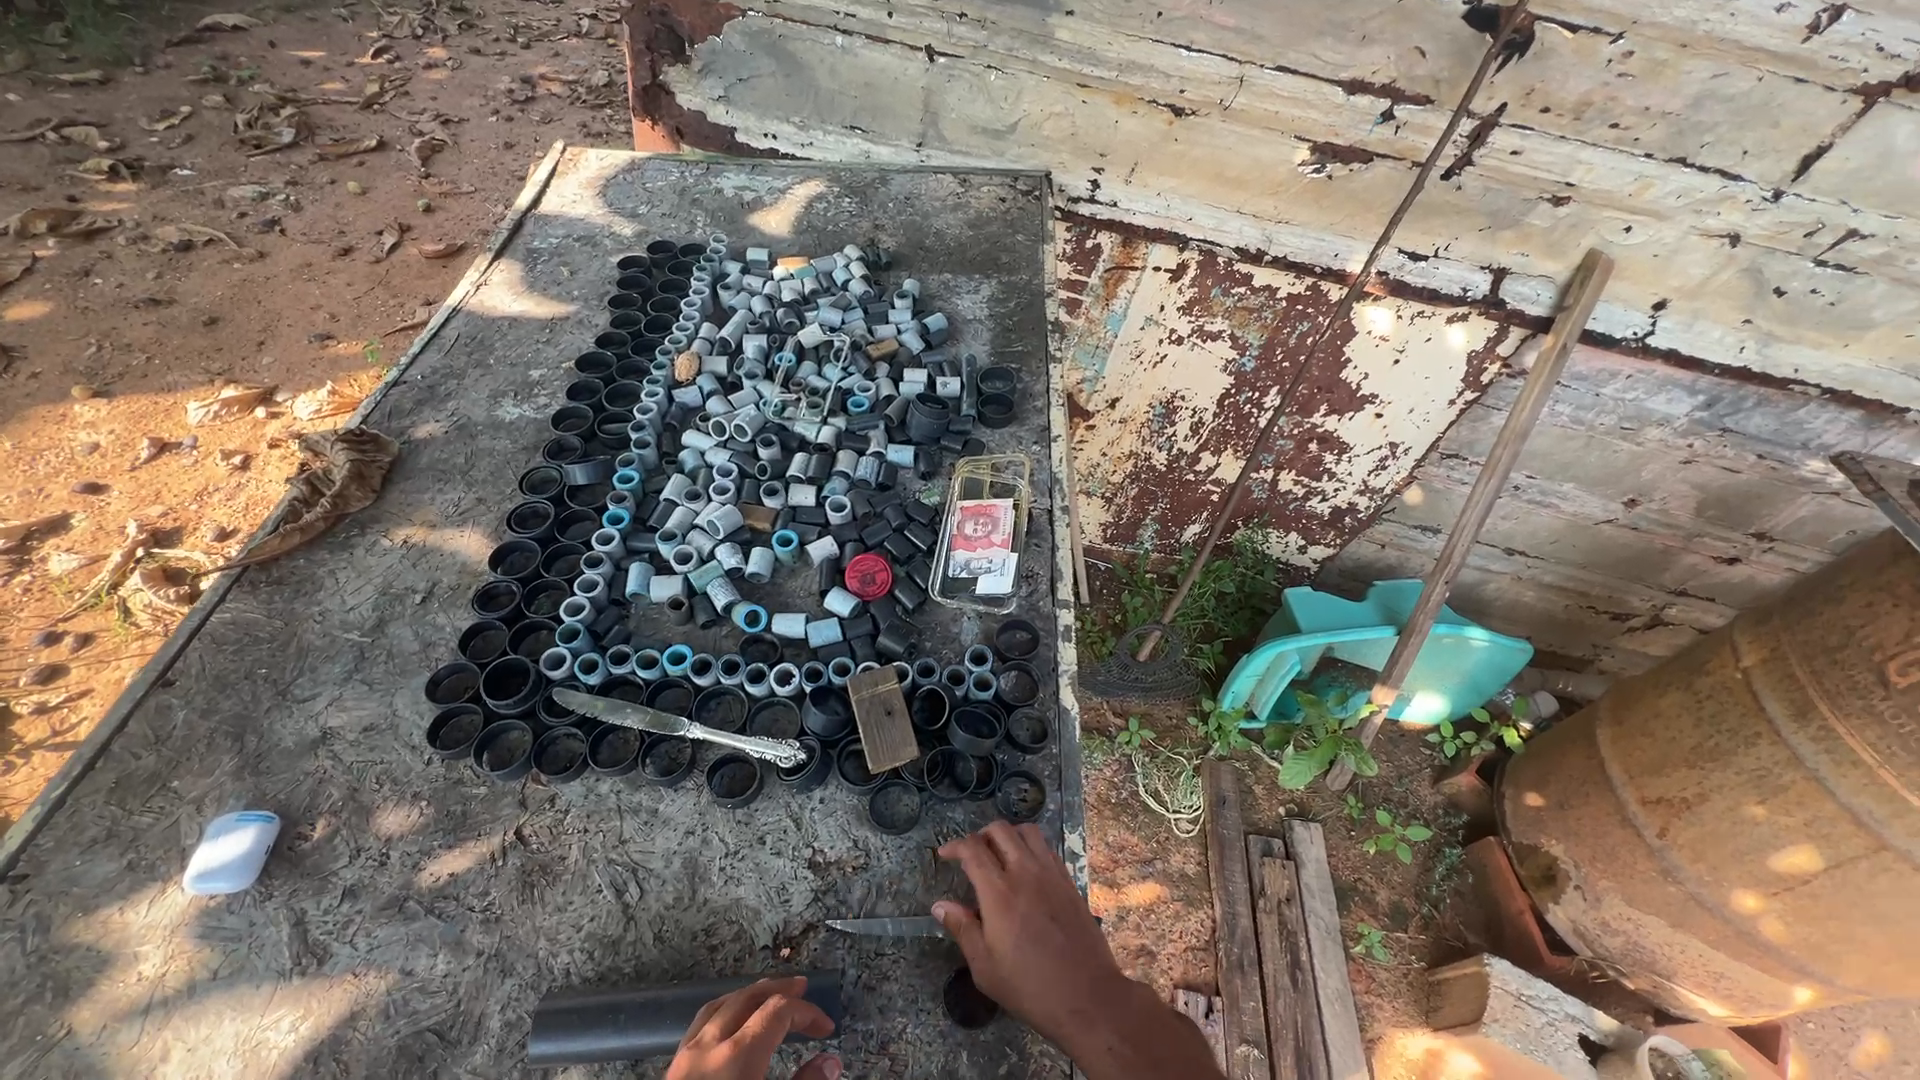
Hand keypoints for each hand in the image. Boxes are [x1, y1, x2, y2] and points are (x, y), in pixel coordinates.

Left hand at [665, 977, 840, 1079]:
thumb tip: (830, 1062)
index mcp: (737, 1056)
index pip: (778, 1012)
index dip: (808, 1013)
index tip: (827, 1030)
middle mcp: (708, 1046)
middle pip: (747, 998)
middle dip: (777, 989)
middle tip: (801, 986)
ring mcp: (685, 1058)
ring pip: (719, 1006)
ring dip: (748, 996)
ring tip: (768, 995)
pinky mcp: (671, 1073)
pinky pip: (700, 1025)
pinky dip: (723, 1012)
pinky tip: (730, 1022)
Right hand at [932, 821, 1130, 1044]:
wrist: (1087, 996)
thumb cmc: (1029, 987)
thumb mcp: (985, 967)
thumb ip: (963, 929)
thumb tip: (940, 905)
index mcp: (999, 893)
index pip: (973, 849)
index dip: (954, 845)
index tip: (945, 854)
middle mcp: (1026, 873)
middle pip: (1000, 830)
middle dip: (979, 835)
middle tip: (971, 854)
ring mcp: (1052, 874)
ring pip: (1028, 832)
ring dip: (1008, 835)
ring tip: (999, 854)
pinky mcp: (1070, 882)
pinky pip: (1047, 849)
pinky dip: (1031, 847)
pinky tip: (1026, 869)